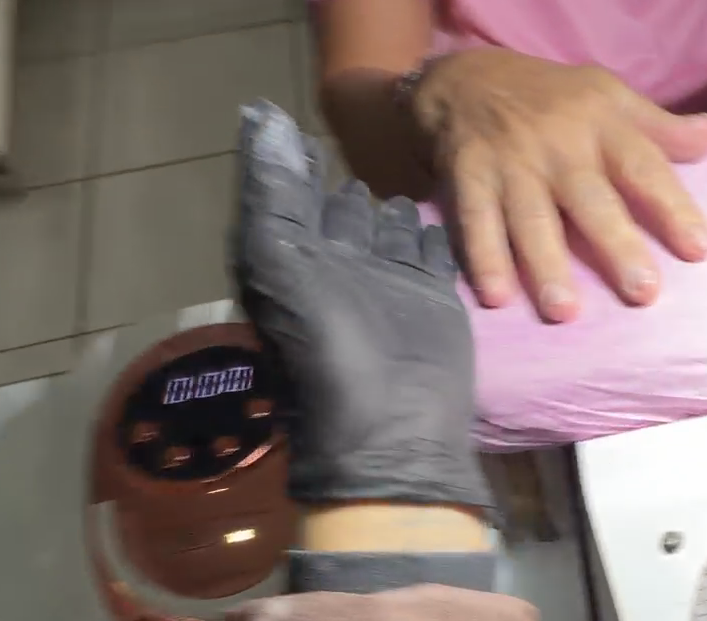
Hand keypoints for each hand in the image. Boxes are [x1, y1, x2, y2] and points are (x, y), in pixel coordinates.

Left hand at [232, 101, 489, 511]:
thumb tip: (264, 112)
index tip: (298, 131)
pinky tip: (442, 219)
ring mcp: (394, 287)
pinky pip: (438, 259)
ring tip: (405, 183)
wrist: (392, 422)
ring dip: (397, 211)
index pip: (295, 197)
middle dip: (351, 191)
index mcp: (295, 256)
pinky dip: (438, 239)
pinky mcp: (438, 304)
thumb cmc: (325, 342)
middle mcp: (343, 267)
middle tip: (364, 158)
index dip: (293, 165)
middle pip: (348, 216)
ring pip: (395, 233)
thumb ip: (271, 188)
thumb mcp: (275, 255)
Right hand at [412, 49, 706, 321]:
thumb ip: (659, 128)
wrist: (462, 78)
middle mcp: (557, 145)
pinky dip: (483, 259)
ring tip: (565, 313)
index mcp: (601, 125)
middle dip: (616, 245)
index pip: (644, 168)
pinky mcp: (467, 177)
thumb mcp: (608, 99)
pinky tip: (497, 298)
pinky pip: (475, 221)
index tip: (701, 250)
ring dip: (547, 265)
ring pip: (531, 219)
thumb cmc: (553, 102)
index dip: (673, 208)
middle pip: (591, 200)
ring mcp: (510, 163)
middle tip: (643, 292)